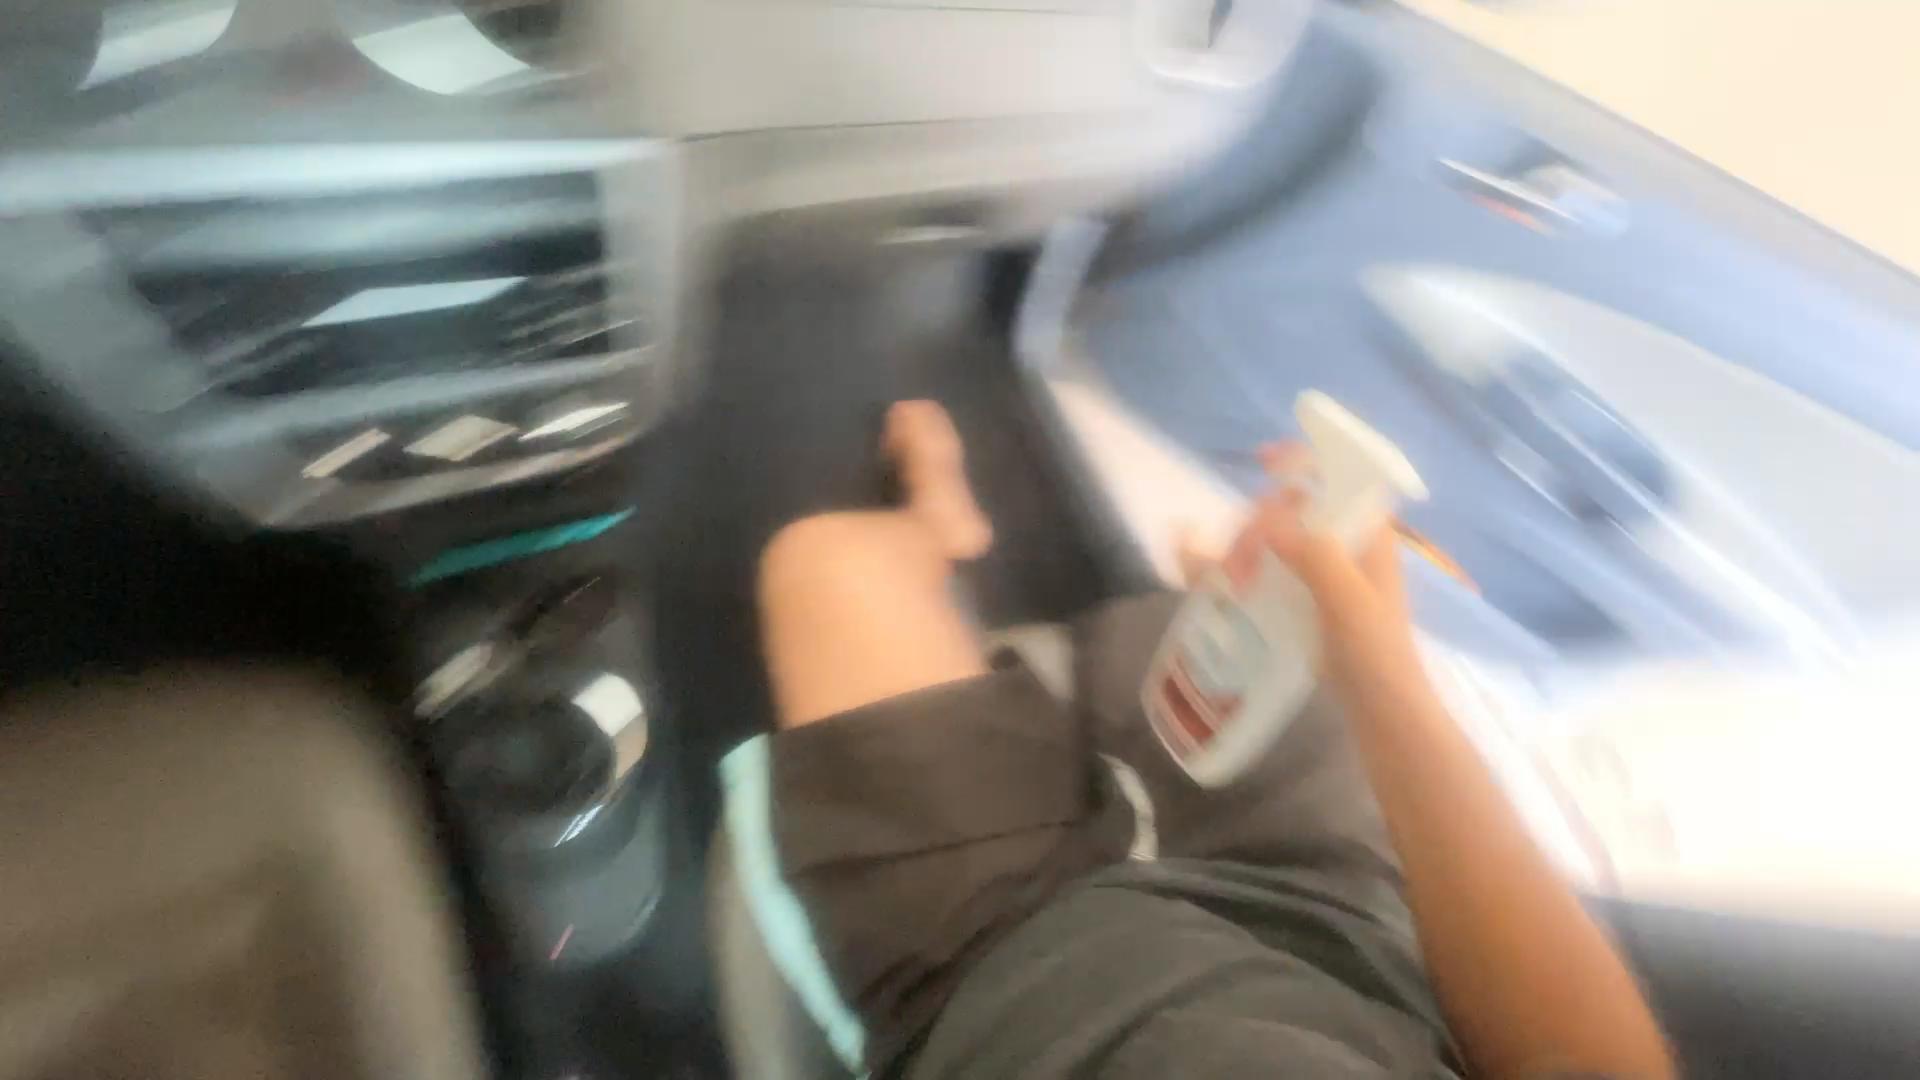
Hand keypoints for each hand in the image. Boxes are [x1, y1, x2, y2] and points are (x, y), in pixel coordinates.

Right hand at [1195, 443, 1430, 706]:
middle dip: (1254, 527)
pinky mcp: (1297, 601)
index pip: (1337, 479)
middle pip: (1288, 511)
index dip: (1305, 461)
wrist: (1383, 716)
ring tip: (1225, 585)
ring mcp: (1316, 576)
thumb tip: (1270, 525)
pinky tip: (1207, 581)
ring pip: (1267, 541)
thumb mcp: (1351, 606)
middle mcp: (1339, 548)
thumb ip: (1317, 559)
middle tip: (1235, 567)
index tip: (1264, 462)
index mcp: (1364, 538)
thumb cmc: (1377, 658)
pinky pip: (1259, 571)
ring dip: (1238, 551)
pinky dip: (1231, 569)